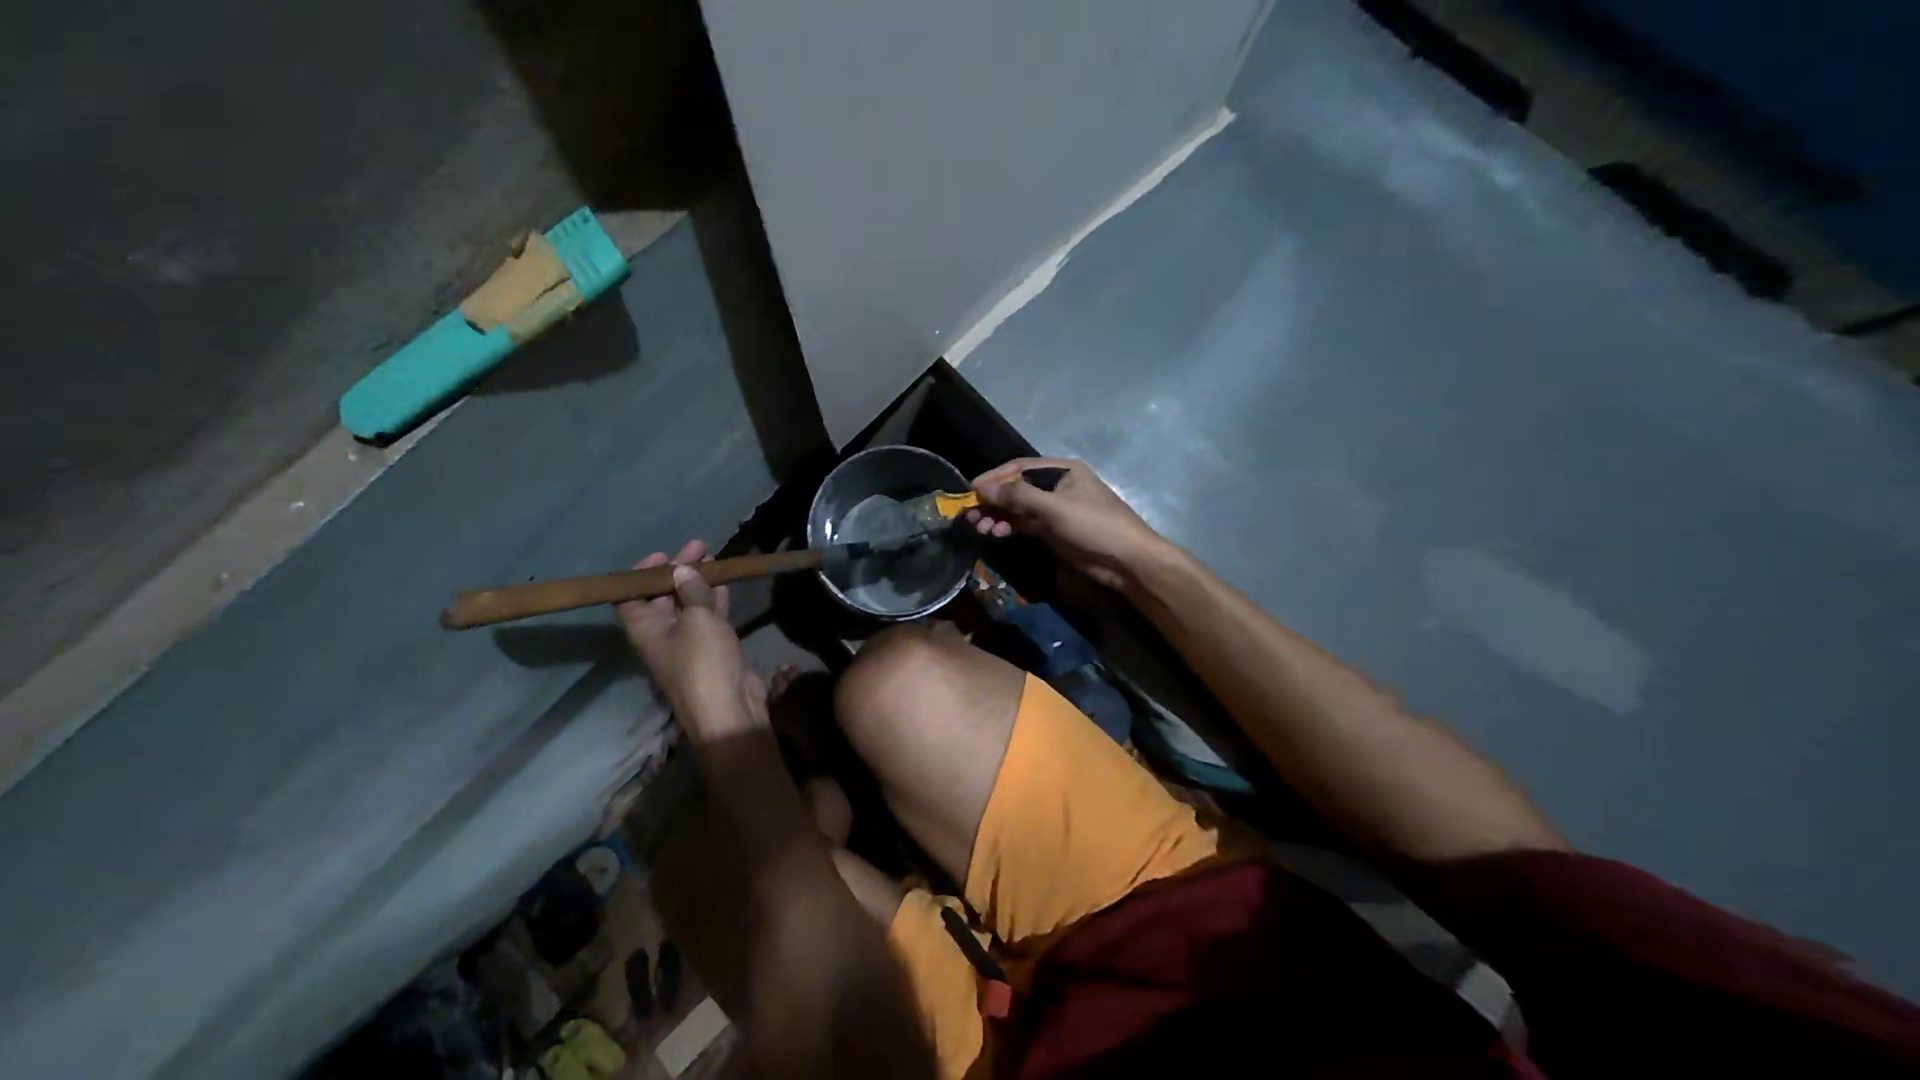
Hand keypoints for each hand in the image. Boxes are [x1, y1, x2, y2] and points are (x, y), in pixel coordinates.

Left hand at [616, 539, 766, 740]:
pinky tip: (725, 581)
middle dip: (679, 571)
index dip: (642, 573)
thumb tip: (683, 570)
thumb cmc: (703, 661)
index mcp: (644, 628)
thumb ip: (692, 591)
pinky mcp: (711, 647)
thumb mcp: (698, 619)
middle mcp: (661, 633)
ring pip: (689, 604)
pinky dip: (715, 597)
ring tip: (713, 557)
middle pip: (662, 596)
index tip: (664, 555)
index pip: (630, 595)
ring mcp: (687, 641)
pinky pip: (709, 616)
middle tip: (699, 547)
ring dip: (699, 582)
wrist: (728, 707)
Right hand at [966, 458, 1173, 590]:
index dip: (993, 477)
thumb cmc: (1094, 526)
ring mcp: (1055, 509)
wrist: (1127, 561)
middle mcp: (1056, 486)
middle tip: (970, 515)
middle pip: (1016, 488)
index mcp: (1061, 470)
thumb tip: (981, 488)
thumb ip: (1018, 496)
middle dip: (993, 500)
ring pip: (1018, 508)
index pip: (1019, 467)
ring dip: (998, 516)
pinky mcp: (1054, 530)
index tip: (969, 491)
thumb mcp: (1055, 508)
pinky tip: (996, 534)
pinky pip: (1025, 524)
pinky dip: (1009, 527)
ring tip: (980, 528)